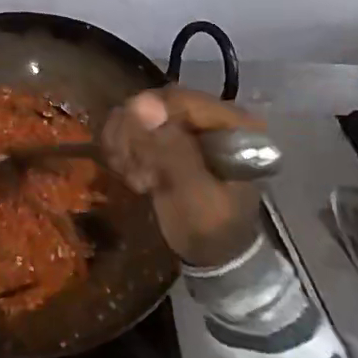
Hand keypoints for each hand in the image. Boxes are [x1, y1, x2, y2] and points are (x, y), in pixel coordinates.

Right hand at [101, 87, 263, 267]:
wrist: (213, 258)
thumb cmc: (212, 229)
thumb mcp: (194, 194)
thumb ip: (171, 149)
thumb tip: (140, 102)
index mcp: (233, 122)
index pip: (177, 99)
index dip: (146, 122)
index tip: (136, 159)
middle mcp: (212, 114)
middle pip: (155, 102)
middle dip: (136, 139)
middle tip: (138, 177)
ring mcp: (189, 123)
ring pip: (138, 111)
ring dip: (126, 145)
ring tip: (137, 179)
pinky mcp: (169, 134)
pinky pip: (131, 124)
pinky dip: (123, 149)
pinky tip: (132, 174)